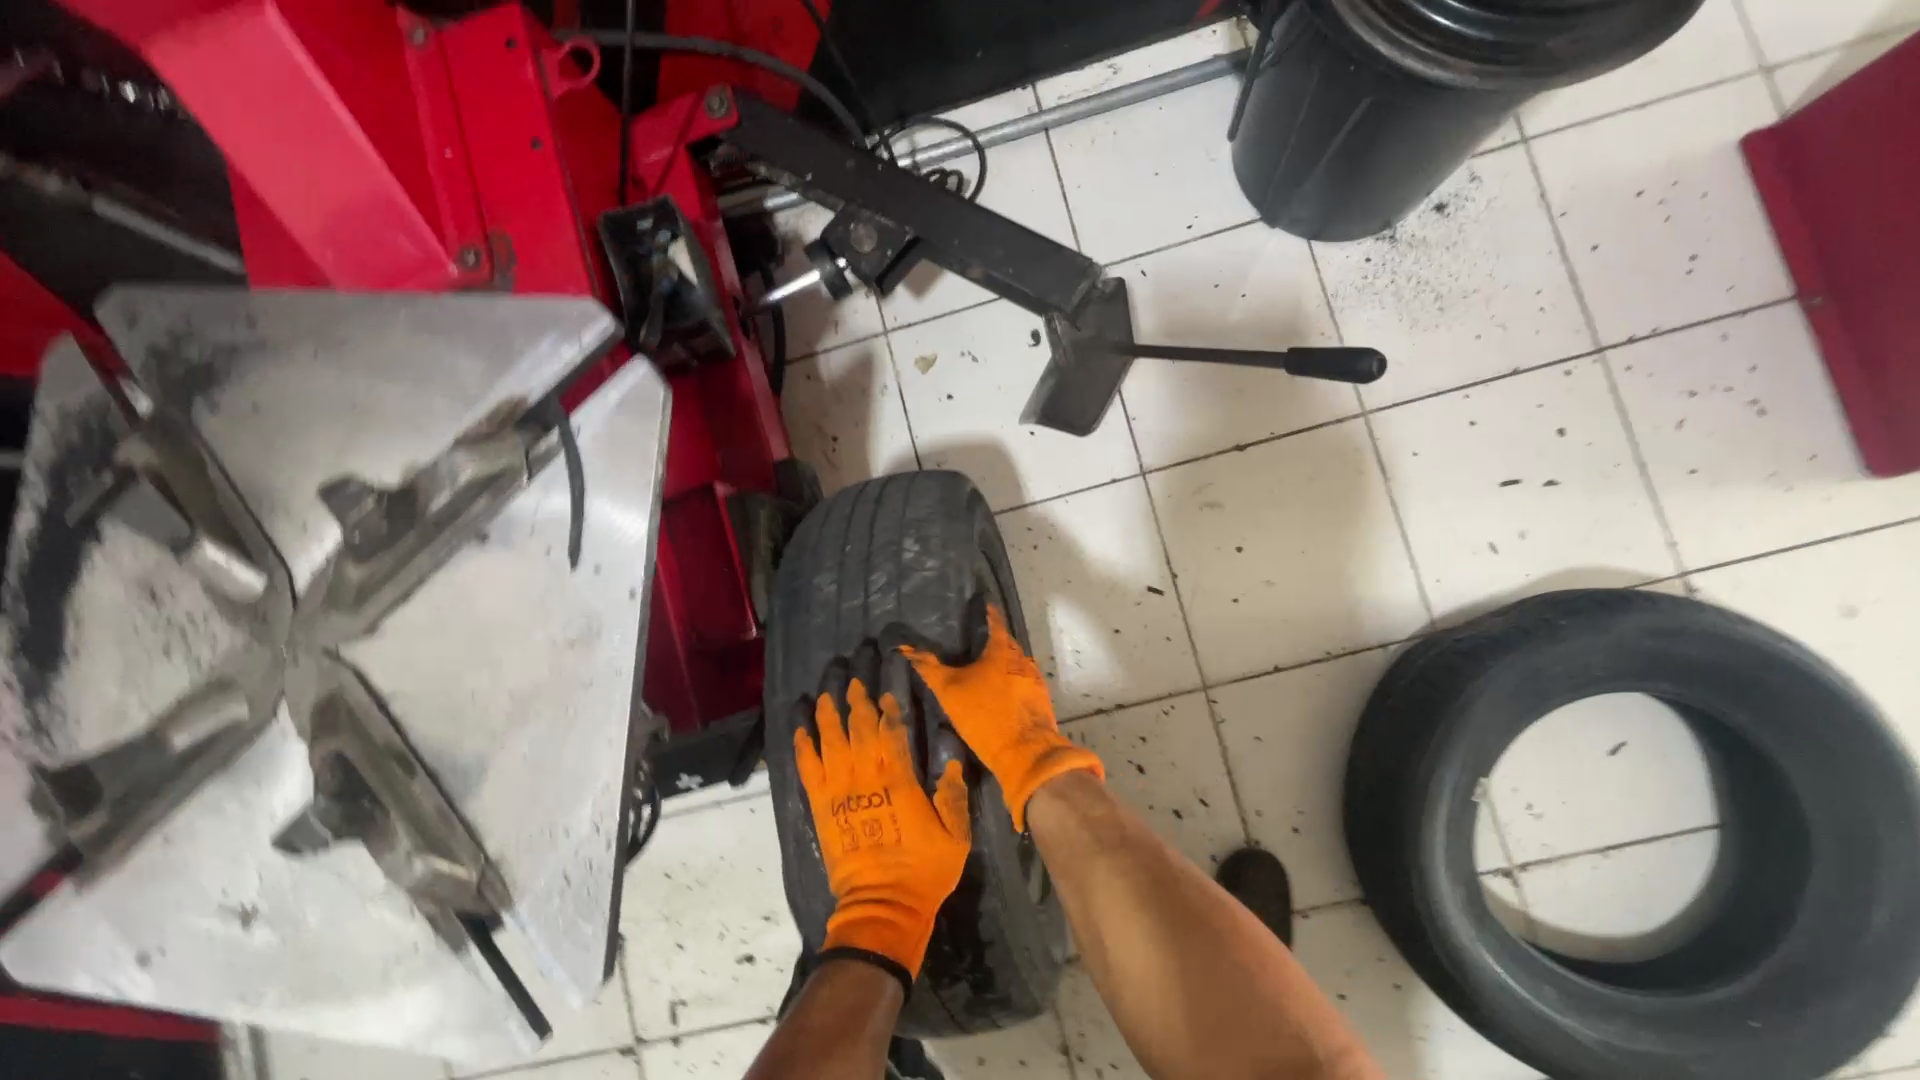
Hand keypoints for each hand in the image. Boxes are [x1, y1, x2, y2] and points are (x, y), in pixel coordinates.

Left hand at [794, 659, 971, 978]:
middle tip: (852, 674)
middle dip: (855, 699)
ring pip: (830, 743)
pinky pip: (808, 771)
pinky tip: (800, 727)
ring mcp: (840, 793)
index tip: (884, 684)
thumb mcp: (956, 834)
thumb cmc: (925, 871)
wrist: (883, 908)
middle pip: (858, 729)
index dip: (887, 705)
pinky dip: (803, 747)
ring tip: (825, 691)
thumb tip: (950, 754)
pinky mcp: (822, 809)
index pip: (892, 732)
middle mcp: (866, 779)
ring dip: (827, 714)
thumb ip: (953, 792)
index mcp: (900, 782)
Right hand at [900, 606, 1103, 830]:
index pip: (996, 623)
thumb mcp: (950, 692)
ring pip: (1017, 665)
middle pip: (1008, 644)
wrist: (1026, 753)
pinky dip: (1012, 683)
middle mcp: (1022, 660)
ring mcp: (1035, 681)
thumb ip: (929, 668)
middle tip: (978, 641)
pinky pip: (1023, 683)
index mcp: (1001, 651)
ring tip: (987, 669)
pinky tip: (1002, 695)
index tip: (984, 604)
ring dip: (1004, 664)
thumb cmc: (985, 716)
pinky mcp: (1041, 701)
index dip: (988, 613)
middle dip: (995, 641)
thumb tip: (905, 648)